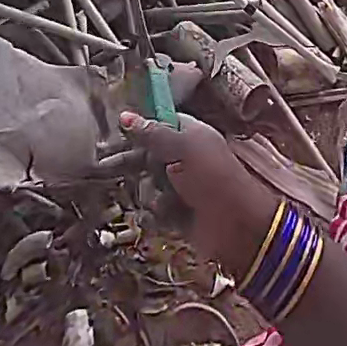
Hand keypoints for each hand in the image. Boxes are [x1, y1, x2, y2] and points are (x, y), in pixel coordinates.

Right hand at [120, 111, 280, 272]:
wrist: (241, 230)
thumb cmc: (215, 179)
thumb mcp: (185, 149)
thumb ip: (153, 133)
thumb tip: (124, 115)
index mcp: (190, 134)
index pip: (157, 122)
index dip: (138, 126)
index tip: (116, 129)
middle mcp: (182, 157)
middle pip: (145, 154)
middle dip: (131, 163)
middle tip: (106, 167)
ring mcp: (179, 185)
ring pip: (146, 183)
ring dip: (152, 192)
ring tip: (166, 199)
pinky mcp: (175, 212)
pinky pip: (152, 208)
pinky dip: (158, 213)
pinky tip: (168, 215)